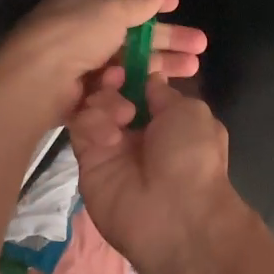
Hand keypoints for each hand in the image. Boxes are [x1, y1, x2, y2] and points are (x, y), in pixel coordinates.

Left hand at [0, 0, 206, 128]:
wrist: (36, 80)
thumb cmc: (76, 33)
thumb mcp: (113, 9)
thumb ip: (141, 2)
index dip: (154, 3)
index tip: (179, 7)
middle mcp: (82, 25)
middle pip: (134, 32)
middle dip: (168, 40)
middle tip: (199, 47)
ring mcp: (81, 58)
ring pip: (128, 60)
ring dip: (160, 64)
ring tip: (191, 69)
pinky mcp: (80, 88)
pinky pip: (114, 84)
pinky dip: (133, 86)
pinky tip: (157, 88)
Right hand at [67, 77, 244, 273]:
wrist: (174, 213)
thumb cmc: (192, 155)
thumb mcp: (190, 112)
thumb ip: (163, 94)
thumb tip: (150, 79)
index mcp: (169, 120)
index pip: (142, 88)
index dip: (134, 71)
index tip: (128, 59)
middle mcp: (139, 132)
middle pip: (114, 93)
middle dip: (113, 80)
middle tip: (116, 78)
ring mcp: (112, 147)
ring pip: (94, 107)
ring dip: (105, 101)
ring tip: (122, 116)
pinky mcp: (88, 162)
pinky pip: (81, 129)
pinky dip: (92, 123)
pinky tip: (109, 135)